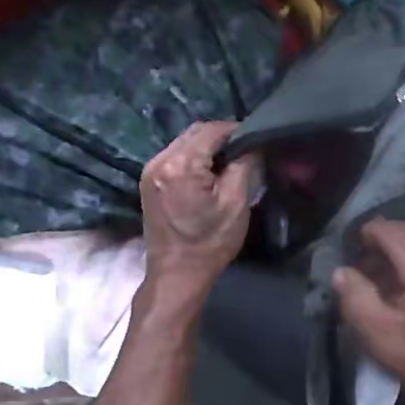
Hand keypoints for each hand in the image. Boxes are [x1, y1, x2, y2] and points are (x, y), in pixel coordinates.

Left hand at [138, 121, 257, 309]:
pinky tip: (210, 174)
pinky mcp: (149, 181)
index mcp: (181, 165)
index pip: (212, 130)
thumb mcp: (236, 203)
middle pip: (195, 132)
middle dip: (222, 137)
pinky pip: (175, 156)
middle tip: (246, 152)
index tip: (256, 141)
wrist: (177, 273)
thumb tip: (252, 145)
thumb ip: (245, 165)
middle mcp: (159, 160)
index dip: (237, 131)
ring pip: (184, 142)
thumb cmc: (210, 242)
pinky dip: (194, 158)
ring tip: (230, 164)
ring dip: (208, 147)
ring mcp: (150, 170)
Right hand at [332, 220, 404, 404]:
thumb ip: (357, 299)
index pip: (386, 229)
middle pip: (402, 233)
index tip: (344, 262)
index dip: (360, 239)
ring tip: (375, 289)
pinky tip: (400, 294)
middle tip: (356, 280)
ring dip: (391, 259)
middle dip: (375, 250)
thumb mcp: (384, 339)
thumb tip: (340, 271)